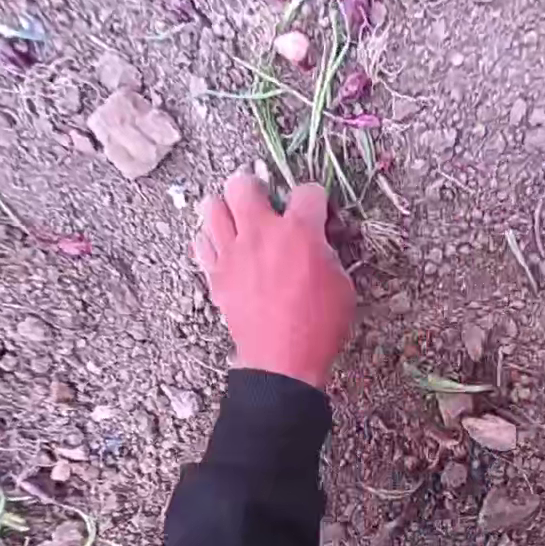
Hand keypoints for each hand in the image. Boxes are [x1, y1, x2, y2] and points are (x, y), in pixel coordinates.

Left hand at [193, 174, 355, 388]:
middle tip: (267, 203)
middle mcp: (261, 233)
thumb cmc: (319, 327)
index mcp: (300, 233)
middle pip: (244, 184)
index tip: (320, 215)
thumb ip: (329, 255)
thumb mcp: (343, 287)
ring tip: (241, 220)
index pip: (307, 191)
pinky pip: (202, 242)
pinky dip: (212, 239)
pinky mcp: (216, 274)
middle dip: (257, 188)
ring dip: (227, 207)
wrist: (283, 360)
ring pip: (212, 206)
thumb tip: (321, 244)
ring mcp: (233, 252)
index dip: (318, 200)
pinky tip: (226, 248)